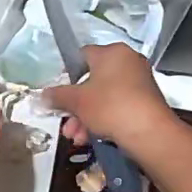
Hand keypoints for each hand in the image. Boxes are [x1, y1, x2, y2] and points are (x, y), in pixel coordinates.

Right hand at [43, 43, 176, 148]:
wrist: (148, 131)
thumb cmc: (109, 106)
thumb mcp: (76, 101)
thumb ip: (57, 96)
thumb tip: (42, 95)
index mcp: (112, 53)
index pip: (83, 55)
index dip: (67, 73)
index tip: (60, 93)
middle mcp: (128, 61)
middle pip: (92, 81)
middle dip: (75, 106)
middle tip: (66, 122)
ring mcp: (139, 81)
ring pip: (103, 97)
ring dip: (86, 117)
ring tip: (77, 137)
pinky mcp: (146, 101)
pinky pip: (117, 106)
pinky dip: (103, 120)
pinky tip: (91, 138)